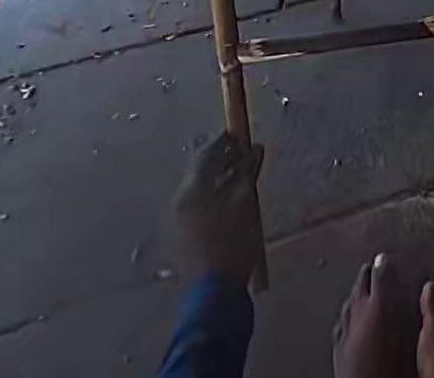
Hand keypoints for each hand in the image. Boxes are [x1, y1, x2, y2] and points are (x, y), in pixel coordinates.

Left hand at [172, 132, 265, 281]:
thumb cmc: (232, 244)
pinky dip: (213, 198)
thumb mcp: (245, 204)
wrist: (215, 298)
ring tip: (240, 177)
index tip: (238, 134)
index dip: (222, 141)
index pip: (204, 154)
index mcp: (190, 190)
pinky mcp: (184, 238)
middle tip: (242, 154)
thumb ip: (248, 172)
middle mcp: (179, 202)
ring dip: (218, 180)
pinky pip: (198, 206)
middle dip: (221, 160)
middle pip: (200, 171)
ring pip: (199, 190)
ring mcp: (178, 222)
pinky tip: (230, 202)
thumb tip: (255, 148)